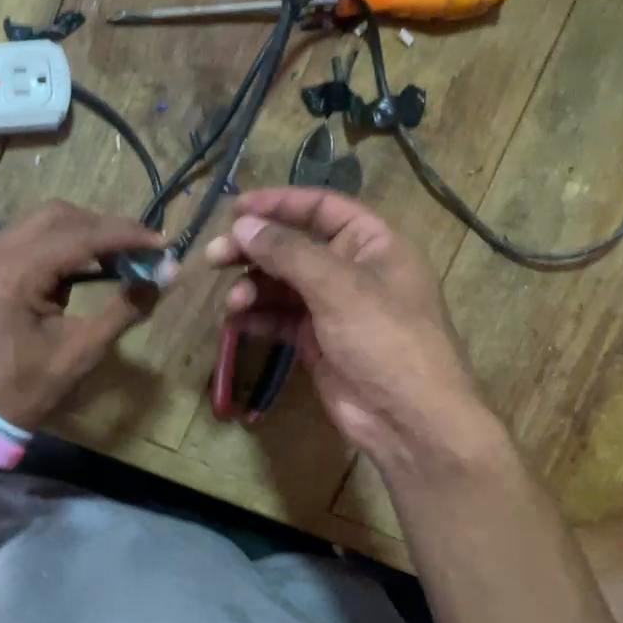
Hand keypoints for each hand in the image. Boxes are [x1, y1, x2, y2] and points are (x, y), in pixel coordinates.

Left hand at [0, 201, 162, 429]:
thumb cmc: (24, 392)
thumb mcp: (79, 353)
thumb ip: (123, 310)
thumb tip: (167, 276)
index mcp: (12, 276)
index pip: (78, 236)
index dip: (124, 235)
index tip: (159, 243)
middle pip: (55, 216)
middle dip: (101, 228)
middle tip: (136, 251)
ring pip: (35, 225)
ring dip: (76, 235)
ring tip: (110, 261)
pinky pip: (18, 243)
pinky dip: (51, 249)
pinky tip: (73, 273)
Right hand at [203, 187, 490, 465]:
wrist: (408, 418)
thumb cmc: (386, 340)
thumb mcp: (339, 287)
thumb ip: (287, 253)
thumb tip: (241, 225)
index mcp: (373, 244)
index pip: (322, 208)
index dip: (279, 204)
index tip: (235, 208)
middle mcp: (353, 270)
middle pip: (294, 246)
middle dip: (254, 250)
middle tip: (215, 257)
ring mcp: (333, 308)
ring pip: (282, 285)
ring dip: (252, 288)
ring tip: (232, 303)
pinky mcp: (317, 341)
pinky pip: (279, 319)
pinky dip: (256, 317)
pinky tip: (235, 322)